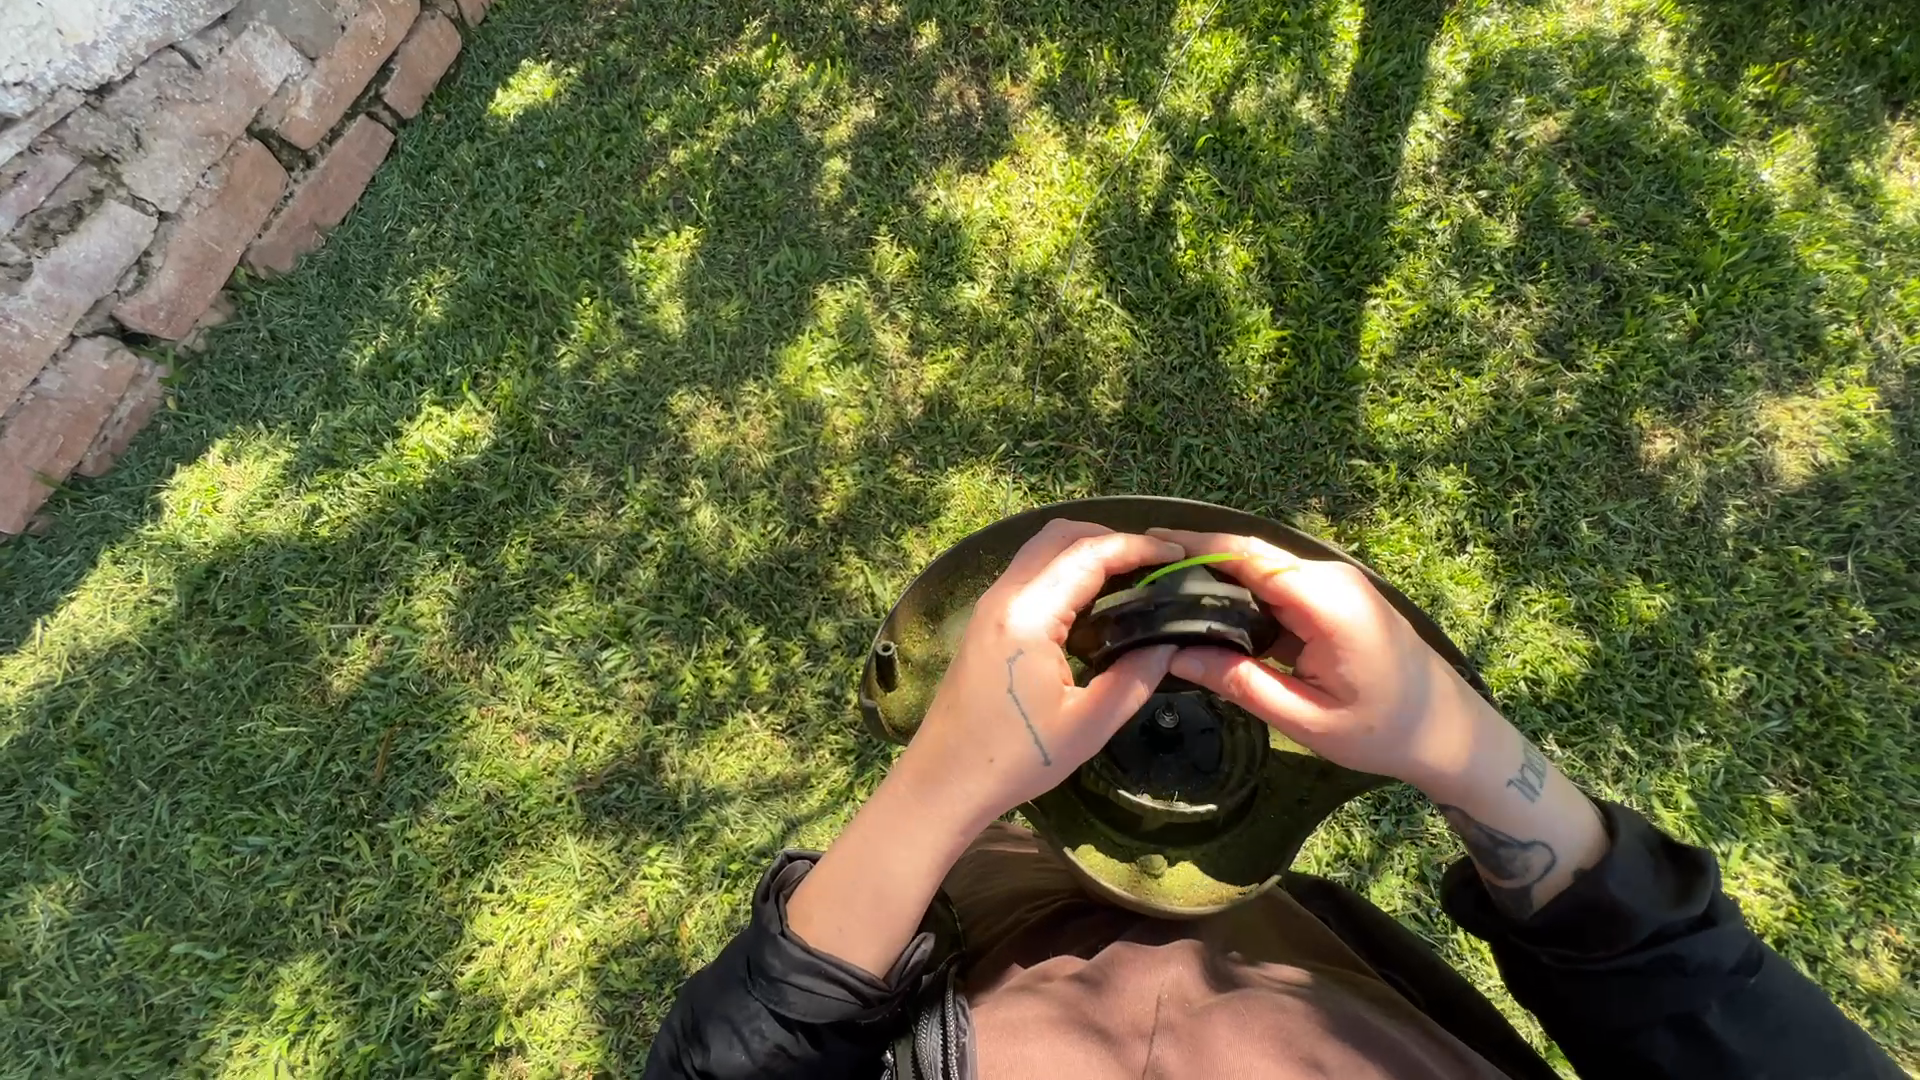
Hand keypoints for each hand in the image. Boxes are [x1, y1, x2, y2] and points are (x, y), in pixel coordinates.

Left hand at [787, 520, 1180, 973]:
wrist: (944, 780)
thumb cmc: (1016, 758)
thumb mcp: (1089, 724)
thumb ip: (1136, 676)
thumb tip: (1170, 642)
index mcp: (1029, 614)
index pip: (1089, 554)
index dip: (1138, 547)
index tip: (1180, 556)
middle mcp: (1005, 595)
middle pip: (1060, 535)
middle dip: (1112, 537)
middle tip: (1155, 563)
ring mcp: (990, 604)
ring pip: (1041, 549)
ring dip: (1086, 549)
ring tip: (1132, 576)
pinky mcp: (985, 618)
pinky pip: (1030, 571)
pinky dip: (1065, 567)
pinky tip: (1093, 598)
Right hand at [1148, 528, 1502, 793]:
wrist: (1455, 736)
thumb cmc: (1384, 732)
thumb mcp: (1304, 719)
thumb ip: (1237, 682)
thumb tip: (1172, 656)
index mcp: (1326, 601)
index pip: (1248, 555)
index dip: (1197, 545)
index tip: (1148, 542)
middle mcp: (1330, 578)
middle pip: (1250, 554)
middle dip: (1196, 557)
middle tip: (1143, 575)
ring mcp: (1334, 585)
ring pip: (1260, 568)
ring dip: (1215, 576)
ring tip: (1163, 590)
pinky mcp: (1333, 597)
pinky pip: (1276, 585)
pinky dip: (1240, 593)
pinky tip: (1207, 610)